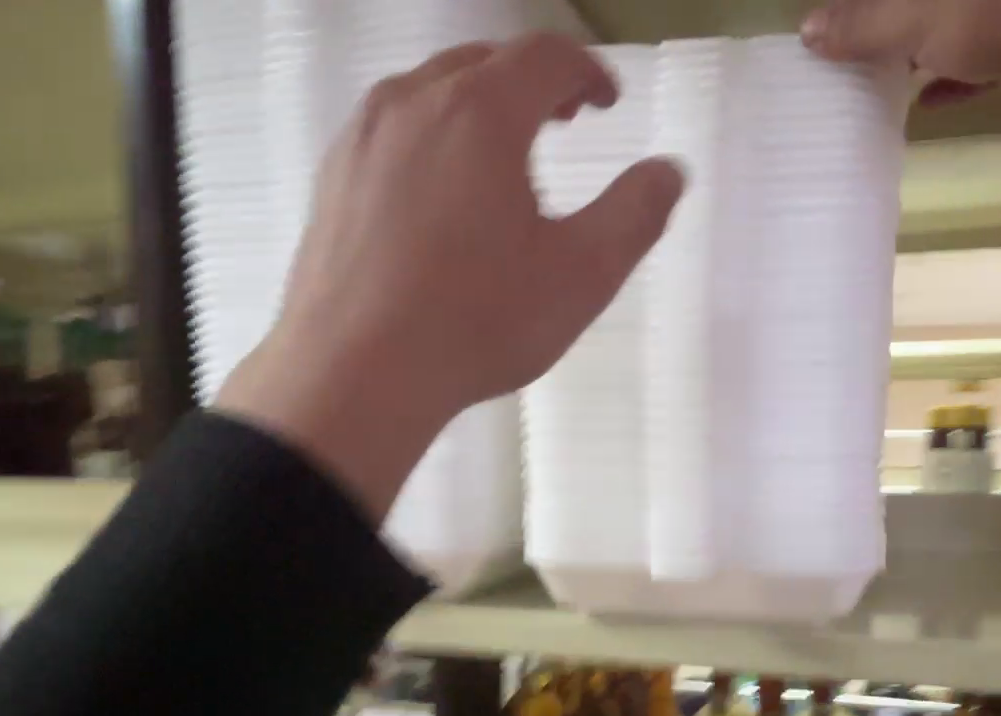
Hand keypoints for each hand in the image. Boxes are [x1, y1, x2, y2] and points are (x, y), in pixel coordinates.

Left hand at [216, 35, 684, 522]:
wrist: (355, 374)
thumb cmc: (479, 322)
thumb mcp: (582, 275)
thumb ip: (635, 214)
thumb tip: (669, 171)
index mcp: (481, 114)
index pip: (545, 57)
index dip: (587, 71)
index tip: (607, 102)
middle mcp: (413, 103)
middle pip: (483, 65)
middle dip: (533, 85)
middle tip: (564, 121)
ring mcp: (361, 140)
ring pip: (431, 96)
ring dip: (479, 111)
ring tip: (504, 162)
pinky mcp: (331, 181)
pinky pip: (393, 136)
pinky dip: (432, 143)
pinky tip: (442, 202)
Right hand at [801, 0, 1000, 140]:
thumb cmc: (1000, 3)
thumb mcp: (914, 17)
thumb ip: (862, 23)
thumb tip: (807, 30)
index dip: (862, 4)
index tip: (838, 20)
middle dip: (894, 19)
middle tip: (857, 52)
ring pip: (961, 13)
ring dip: (925, 45)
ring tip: (888, 76)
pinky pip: (990, 45)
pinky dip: (961, 71)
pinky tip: (934, 99)